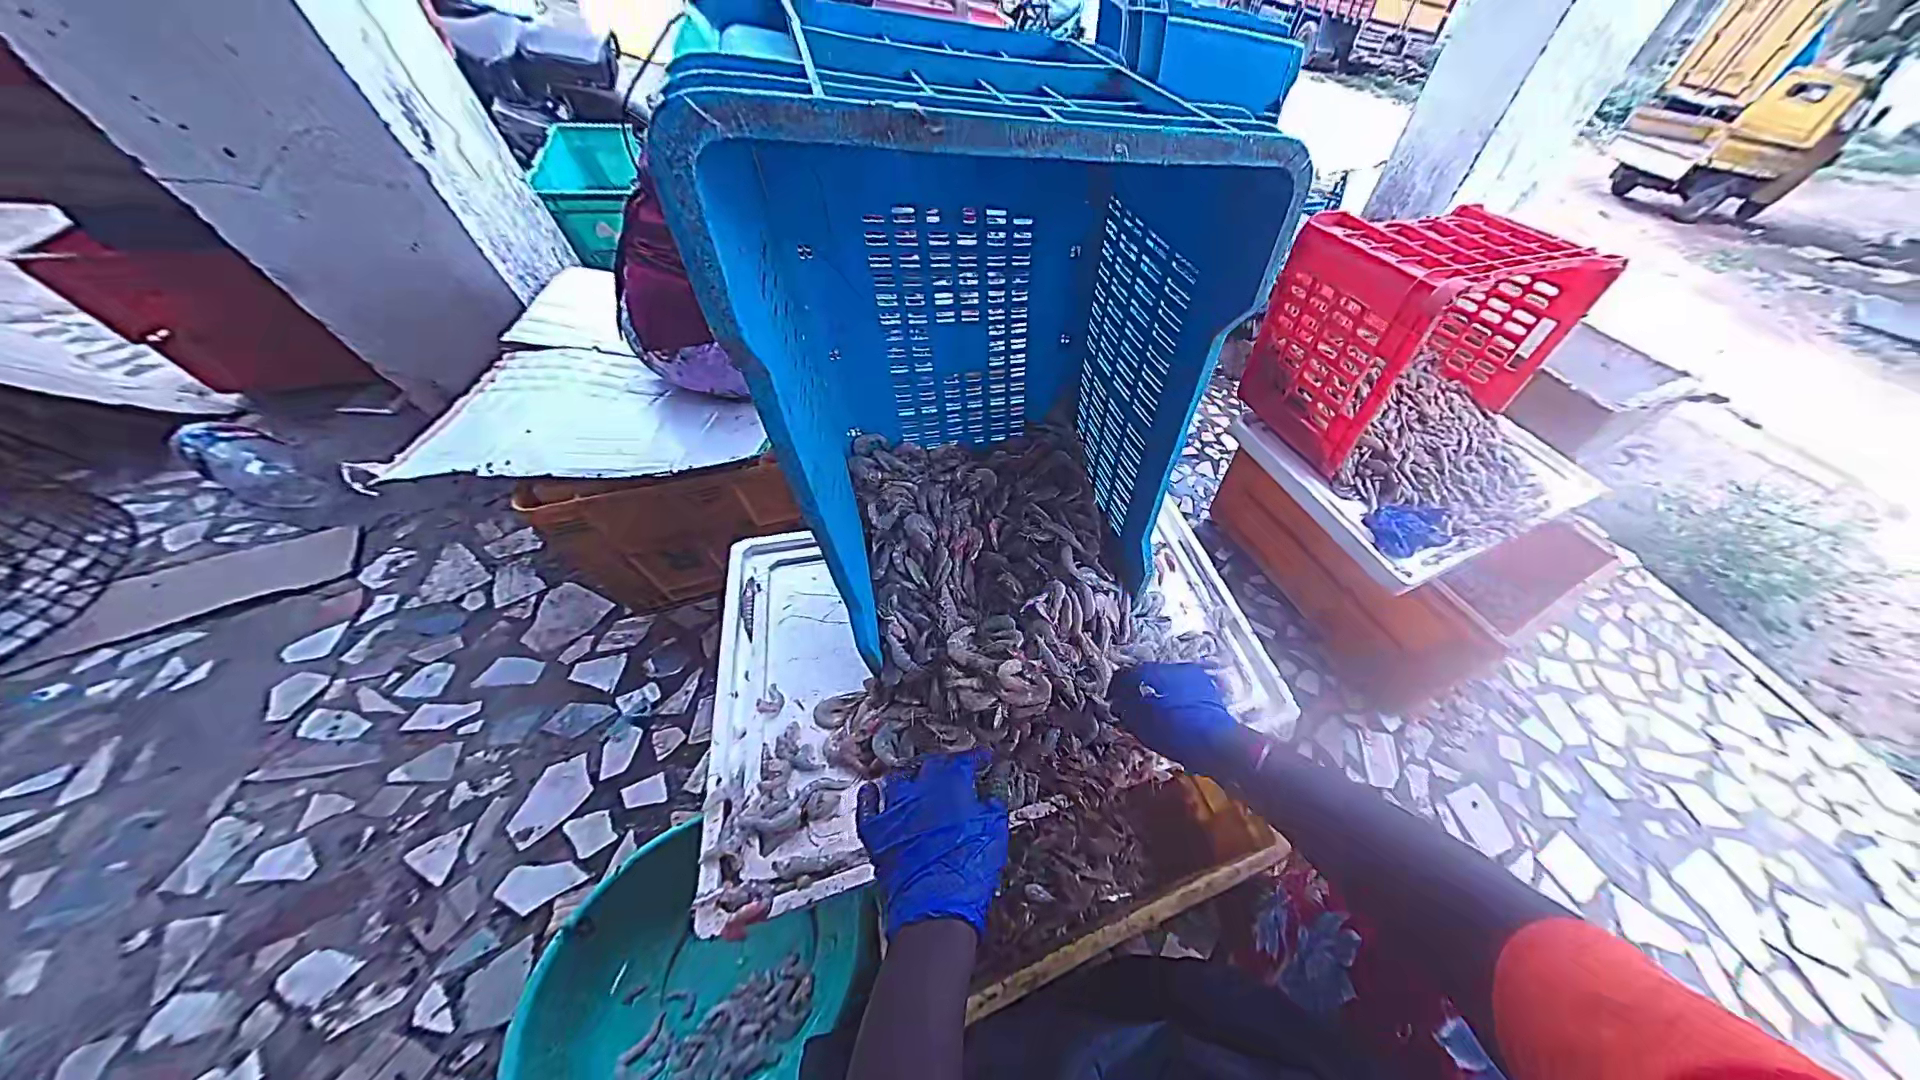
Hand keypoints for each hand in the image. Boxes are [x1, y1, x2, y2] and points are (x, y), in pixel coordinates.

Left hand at [856, 749, 1006, 940]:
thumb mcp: (994, 832)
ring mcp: (896, 810)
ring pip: (898, 780)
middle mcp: (921, 791)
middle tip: (953, 769)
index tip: (981, 759)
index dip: (974, 759)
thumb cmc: (967, 874)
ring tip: (918, 779)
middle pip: (930, 765)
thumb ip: (993, 804)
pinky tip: (871, 790)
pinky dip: (869, 797)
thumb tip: (994, 791)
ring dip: (910, 778)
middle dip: (944, 765)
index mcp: (952, 787)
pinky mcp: (877, 833)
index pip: (963, 761)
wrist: (936, 911)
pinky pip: (868, 807)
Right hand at [1109, 663, 1242, 776]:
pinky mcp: (1209, 692)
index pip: (1127, 673)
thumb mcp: (1141, 723)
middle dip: (1139, 688)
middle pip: (1148, 674)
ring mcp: (1195, 678)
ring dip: (1158, 693)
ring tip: (1153, 713)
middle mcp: (1175, 667)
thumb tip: (1118, 700)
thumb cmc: (1176, 732)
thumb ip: (1126, 707)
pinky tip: (1173, 717)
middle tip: (1131, 707)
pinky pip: (1183, 691)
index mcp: (1154, 670)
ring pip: (1167, 682)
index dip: (1118, 687)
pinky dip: (1174, 700)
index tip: (1114, 700)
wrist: (1219, 745)